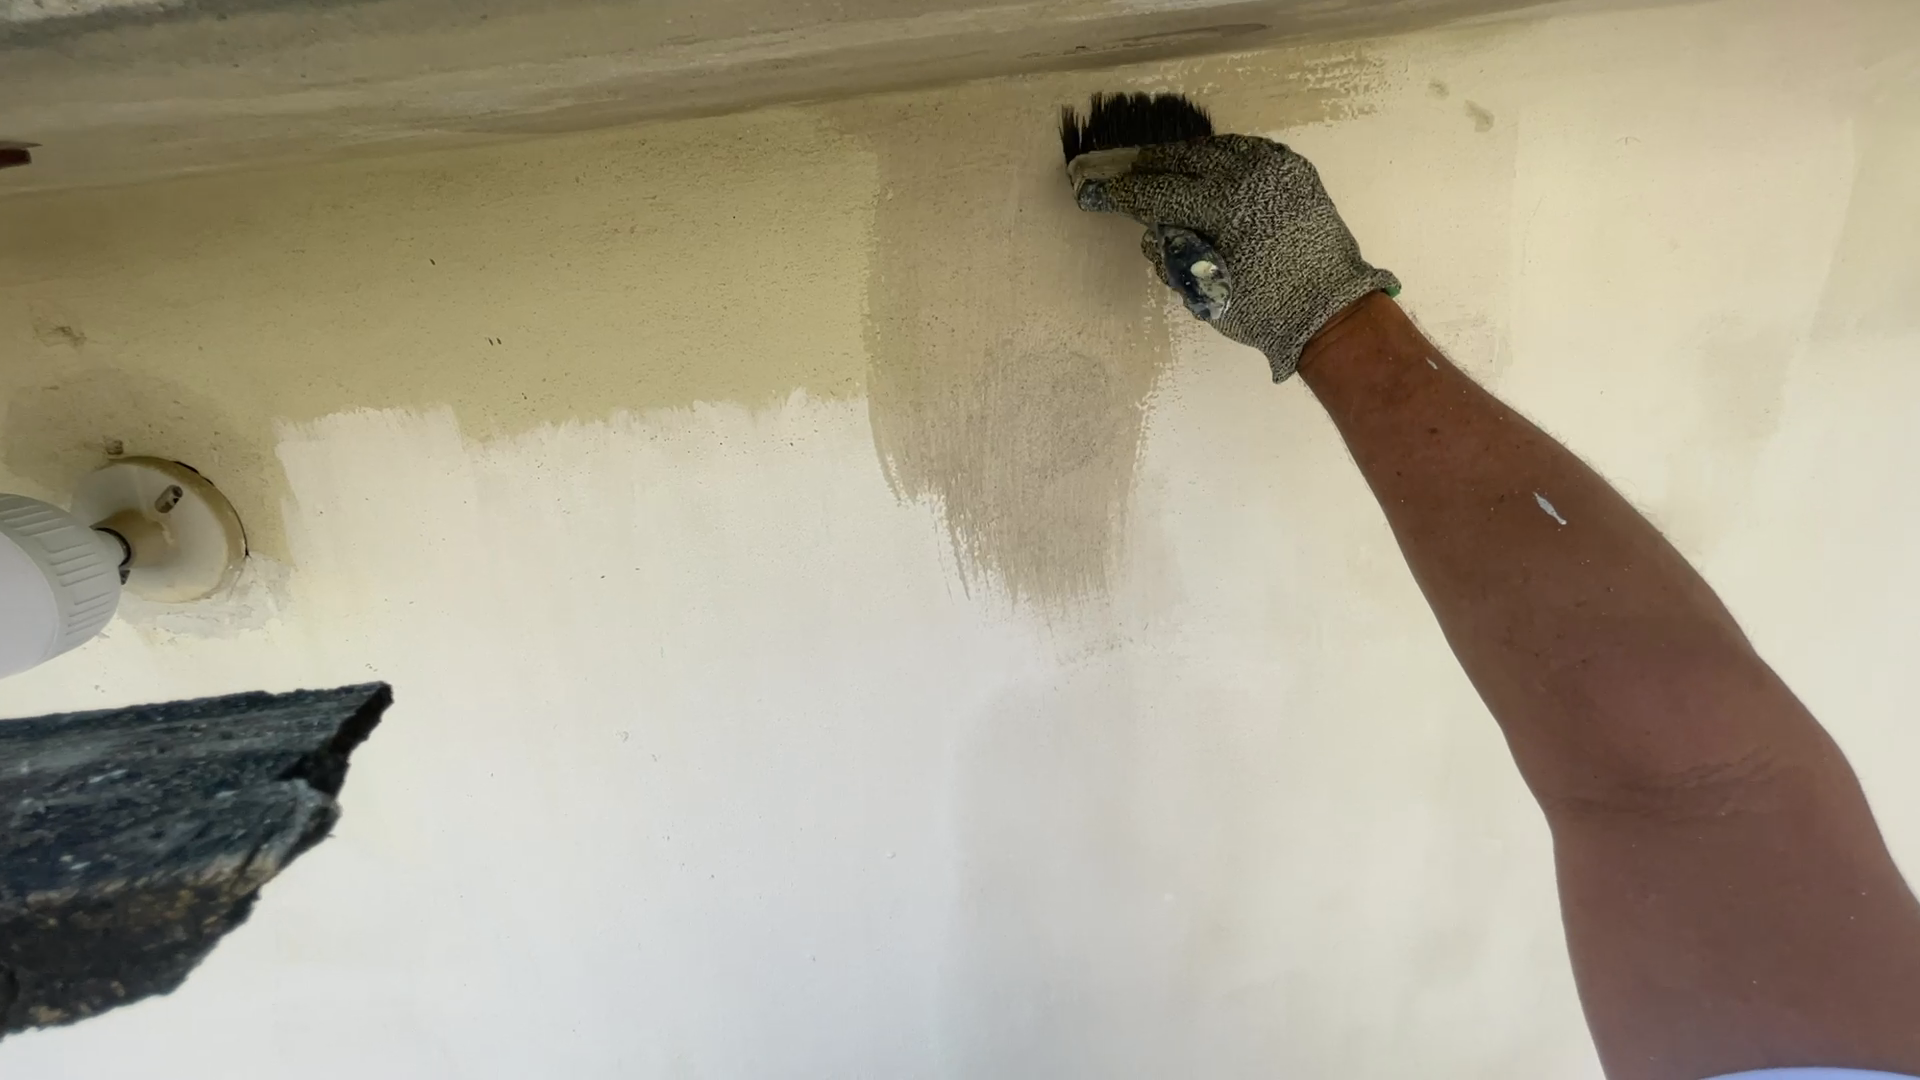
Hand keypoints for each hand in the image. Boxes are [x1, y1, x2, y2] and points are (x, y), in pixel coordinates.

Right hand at [1086, 135, 1398, 381]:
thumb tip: (1153, 235)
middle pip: (1186, 160)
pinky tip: (1208, 164)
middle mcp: (1248, 175)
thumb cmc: (1261, 310)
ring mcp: (1275, 167)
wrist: (1328, 310)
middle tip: (1128, 171)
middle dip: (1152, 166)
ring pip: (1217, 148)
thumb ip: (1173, 259)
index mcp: (1222, 205)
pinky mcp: (1294, 171)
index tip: (1102, 191)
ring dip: (1186, 158)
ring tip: (1163, 164)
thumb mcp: (1204, 292)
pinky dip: (1221, 155)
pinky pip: (1248, 151)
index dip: (1127, 193)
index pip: (1159, 192)